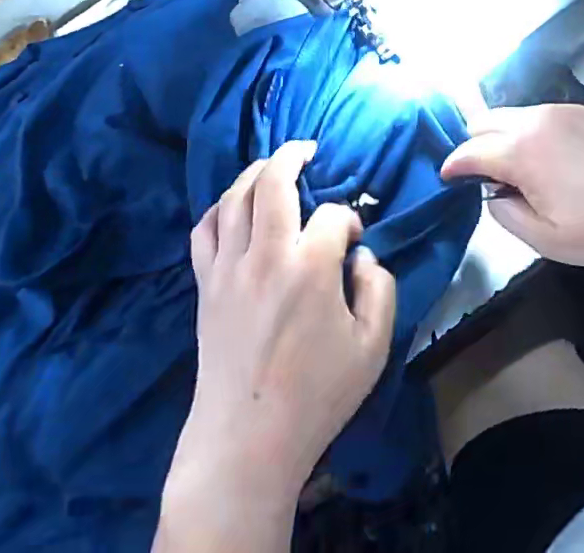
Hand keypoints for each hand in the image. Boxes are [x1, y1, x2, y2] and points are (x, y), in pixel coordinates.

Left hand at [160, 142, 396, 543]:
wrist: (247, 436)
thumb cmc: (316, 395)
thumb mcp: (373, 348)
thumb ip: (379, 290)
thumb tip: (361, 256)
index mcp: (311, 267)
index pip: (333, 216)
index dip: (349, 220)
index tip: (354, 241)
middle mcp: (266, 253)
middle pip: (274, 181)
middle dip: (293, 155)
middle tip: (307, 148)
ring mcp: (228, 265)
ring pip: (234, 196)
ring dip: (255, 171)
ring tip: (272, 165)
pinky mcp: (204, 282)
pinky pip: (204, 229)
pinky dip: (218, 209)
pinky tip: (232, 208)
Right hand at [440, 105, 583, 270]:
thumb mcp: (550, 240)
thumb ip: (507, 215)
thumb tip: (495, 194)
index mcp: (521, 150)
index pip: (468, 151)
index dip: (452, 167)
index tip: (446, 180)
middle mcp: (534, 120)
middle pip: (482, 122)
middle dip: (473, 147)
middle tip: (483, 180)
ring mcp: (560, 111)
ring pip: (509, 116)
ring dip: (500, 139)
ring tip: (518, 173)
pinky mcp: (583, 111)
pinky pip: (536, 117)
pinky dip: (526, 134)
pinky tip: (549, 162)